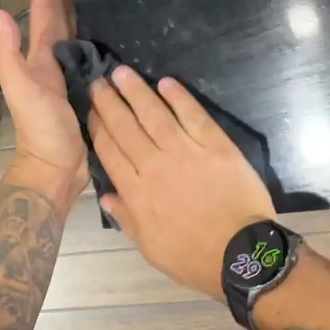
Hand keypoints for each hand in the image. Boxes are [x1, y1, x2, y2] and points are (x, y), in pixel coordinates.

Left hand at [0, 0, 87, 207]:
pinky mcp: (88, 91)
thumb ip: (8, 54)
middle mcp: (53, 64)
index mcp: (38, 60)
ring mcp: (70, 78)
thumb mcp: (21, 88)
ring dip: (76, 15)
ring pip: (73, 37)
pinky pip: (90, 57)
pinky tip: (105, 37)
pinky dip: (93, 41)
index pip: (42, 18)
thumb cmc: (40, 128)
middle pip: (57, 23)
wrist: (56, 167)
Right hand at [88, 66, 276, 299]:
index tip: (88, 110)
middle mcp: (155, 167)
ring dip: (136, 91)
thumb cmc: (194, 257)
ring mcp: (186, 153)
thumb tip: (105, 195)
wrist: (241, 254)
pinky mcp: (215, 145)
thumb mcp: (150, 248)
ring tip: (122, 72)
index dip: (97, 128)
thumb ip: (127, 218)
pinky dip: (179, 97)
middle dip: (109, 102)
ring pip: (154, 115)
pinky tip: (165, 83)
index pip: (110, 152)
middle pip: (126, 128)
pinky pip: (193, 115)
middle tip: (98, 81)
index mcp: (137, 194)